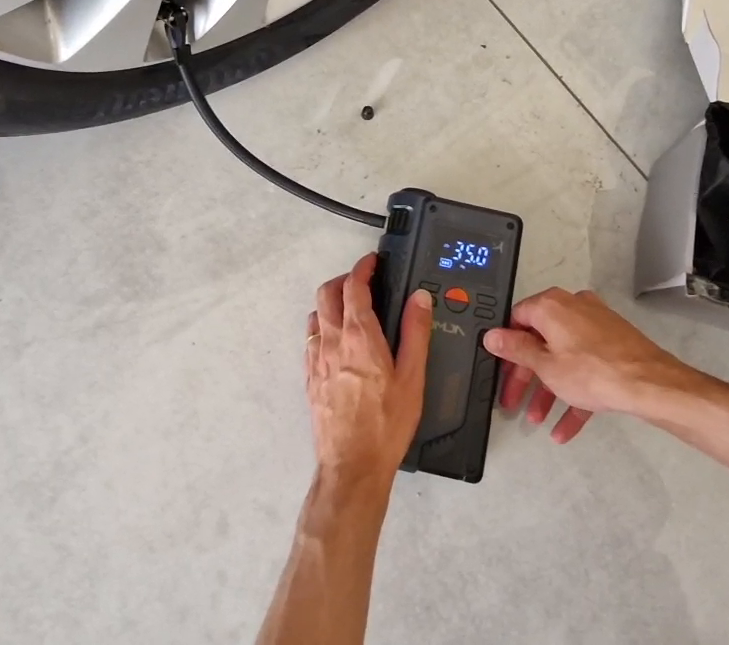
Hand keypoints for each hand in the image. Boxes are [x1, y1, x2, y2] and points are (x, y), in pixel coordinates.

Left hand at [304, 253, 432, 487]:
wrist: (352, 466)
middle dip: (343, 280)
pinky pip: (310, 341)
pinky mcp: (309, 379)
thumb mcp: (412, 377)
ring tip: (349, 309)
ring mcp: (316, 360)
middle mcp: (332, 342)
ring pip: (315, 316)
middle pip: (326, 294)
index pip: (354, 287)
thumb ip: (416, 333)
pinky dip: (322, 328)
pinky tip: (336, 342)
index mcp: (359, 337)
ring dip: (330, 304)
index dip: (363, 268)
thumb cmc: (385, 425)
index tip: (372, 263)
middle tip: (361, 281)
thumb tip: (419, 299)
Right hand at [483, 288, 695, 443]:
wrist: (651, 385)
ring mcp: (596, 325)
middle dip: (527, 376)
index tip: (502, 370)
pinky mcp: (613, 344)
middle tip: (514, 401)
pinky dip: (574, 393)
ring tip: (537, 419)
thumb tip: (491, 335)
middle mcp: (573, 308)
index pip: (517, 319)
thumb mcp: (545, 365)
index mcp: (552, 306)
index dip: (506, 347)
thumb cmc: (593, 372)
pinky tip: (564, 428)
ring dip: (549, 390)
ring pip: (563, 357)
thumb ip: (515, 350)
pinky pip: (585, 367)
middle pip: (540, 341)